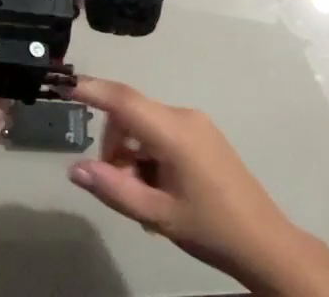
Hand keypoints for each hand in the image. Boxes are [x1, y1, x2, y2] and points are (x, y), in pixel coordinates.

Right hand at [64, 77, 328, 296]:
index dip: (90, 89)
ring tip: (144, 198)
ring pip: (143, 127)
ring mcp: (196, 124)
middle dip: (114, 147)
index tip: (62, 84)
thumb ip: (113, 189)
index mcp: (173, 131)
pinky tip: (158, 191)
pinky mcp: (203, 136)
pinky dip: (148, 156)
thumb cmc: (211, 228)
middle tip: (121, 187)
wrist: (266, 244)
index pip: (122, 99)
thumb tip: (74, 168)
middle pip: (130, 116)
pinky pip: (161, 134)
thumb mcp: (157, 214)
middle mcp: (183, 117)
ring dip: (132, 156)